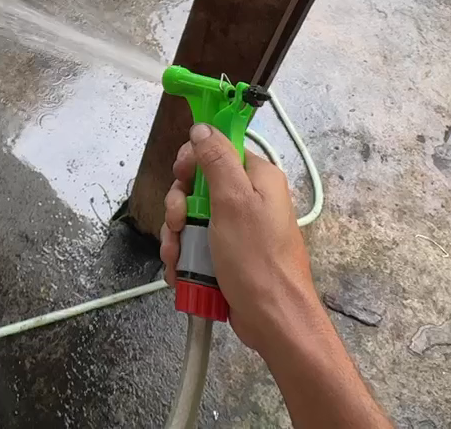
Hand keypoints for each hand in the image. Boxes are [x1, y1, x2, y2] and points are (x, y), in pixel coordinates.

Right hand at [159, 122, 314, 359]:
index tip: (181, 176)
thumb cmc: (257, 258)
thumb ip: (216, 159)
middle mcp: (249, 198)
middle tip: (178, 222)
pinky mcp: (226, 253)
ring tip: (177, 255)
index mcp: (258, 178)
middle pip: (198, 183)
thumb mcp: (234, 202)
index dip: (194, 159)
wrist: (275, 323)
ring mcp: (237, 227)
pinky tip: (179, 268)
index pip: (218, 148)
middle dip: (179, 205)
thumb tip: (202, 127)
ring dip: (176, 234)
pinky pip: (194, 241)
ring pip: (190, 215)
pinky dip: (182, 253)